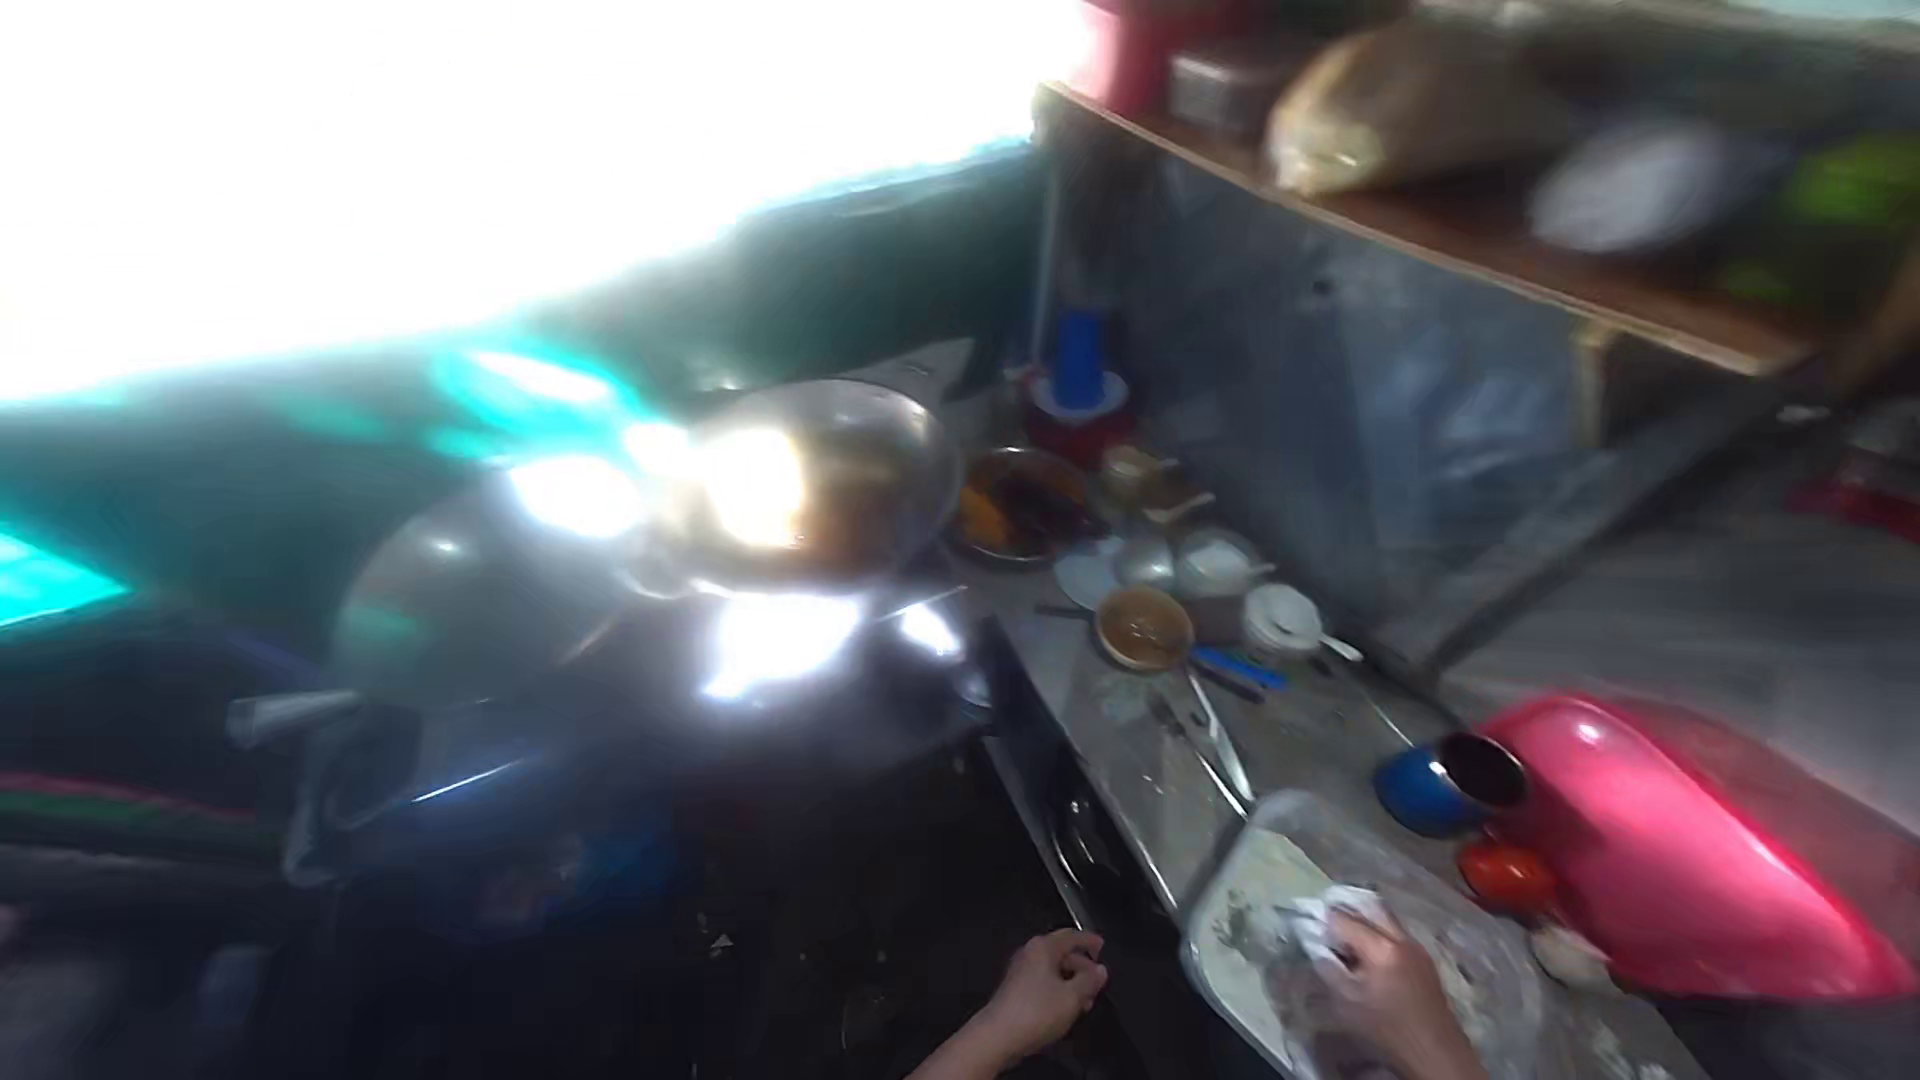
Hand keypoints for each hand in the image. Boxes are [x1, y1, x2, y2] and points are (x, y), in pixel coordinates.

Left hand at [969, 929, 1108, 1064]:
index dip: (1089, 940)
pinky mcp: (1017, 986)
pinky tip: (1066, 1007)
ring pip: (1053, 968)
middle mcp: (1031, 951)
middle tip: (1098, 984)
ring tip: (1085, 1001)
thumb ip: (1089, 981)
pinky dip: (1058, 988)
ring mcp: (1022, 968)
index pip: (1071, 935)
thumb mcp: (1071, 998)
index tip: (1102, 946)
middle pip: (1062, 951)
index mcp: (1043, 946)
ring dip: (1071, 981)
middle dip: (1082, 967)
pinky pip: (1044, 980)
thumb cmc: (1037, 1011)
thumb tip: (1100, 970)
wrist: (999, 1034)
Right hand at [1322, 910, 1487, 1079]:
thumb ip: (1325, 963)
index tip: (1308, 926)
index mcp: (1381, 947)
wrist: (1438, 1059)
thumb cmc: (1388, 1030)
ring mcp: (1417, 947)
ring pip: (1382, 916)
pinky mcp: (1424, 959)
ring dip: (1361, 919)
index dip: (1321, 919)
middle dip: (1343, 908)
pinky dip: (1376, 930)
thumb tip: (1312, 939)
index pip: (1340, 917)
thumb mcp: (1346, 1000)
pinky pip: (1394, 930)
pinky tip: (1367, 951)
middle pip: (1366, 905)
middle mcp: (1401, 938)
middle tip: (1326, 921)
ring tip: (1345, 936)